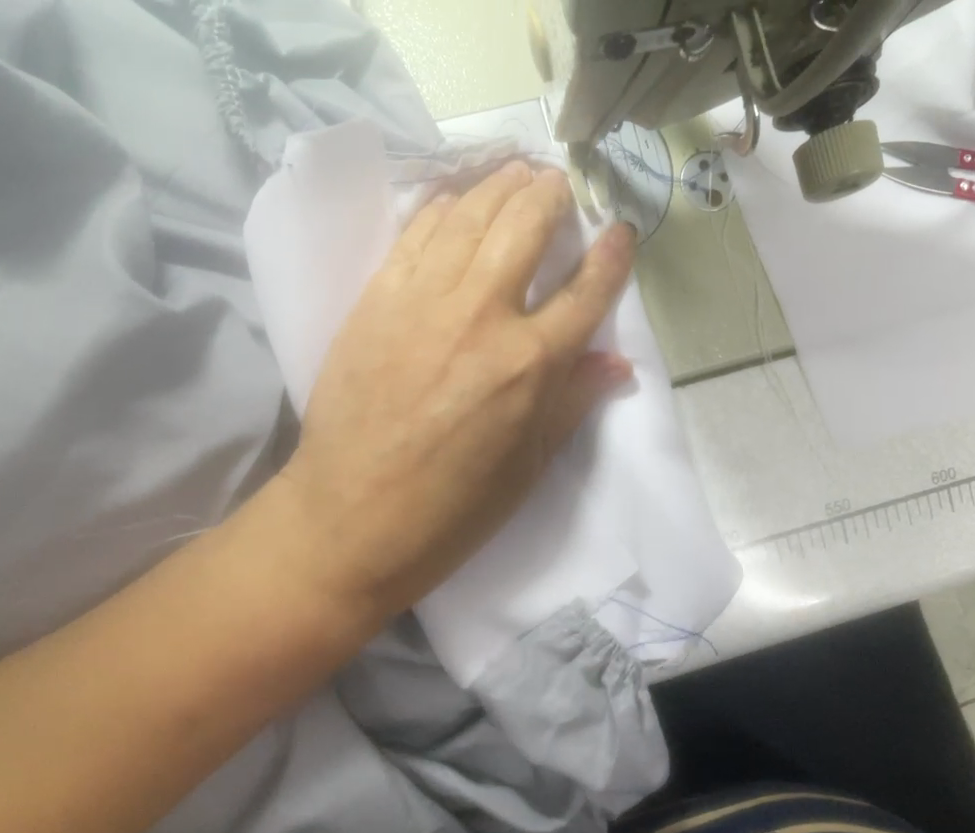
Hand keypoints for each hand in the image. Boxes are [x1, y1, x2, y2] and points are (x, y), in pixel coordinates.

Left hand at [272, 160, 636, 620]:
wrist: (352, 518)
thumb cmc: (453, 509)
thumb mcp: (529, 467)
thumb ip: (573, 402)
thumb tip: (618, 362)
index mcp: (530, 366)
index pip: (586, 290)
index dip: (612, 254)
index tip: (621, 231)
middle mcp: (482, 316)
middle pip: (526, 226)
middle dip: (552, 195)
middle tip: (560, 186)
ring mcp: (423, 300)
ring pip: (471, 214)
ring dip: (501, 185)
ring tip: (517, 173)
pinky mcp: (377, 298)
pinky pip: (416, 232)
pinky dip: (444, 206)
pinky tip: (457, 201)